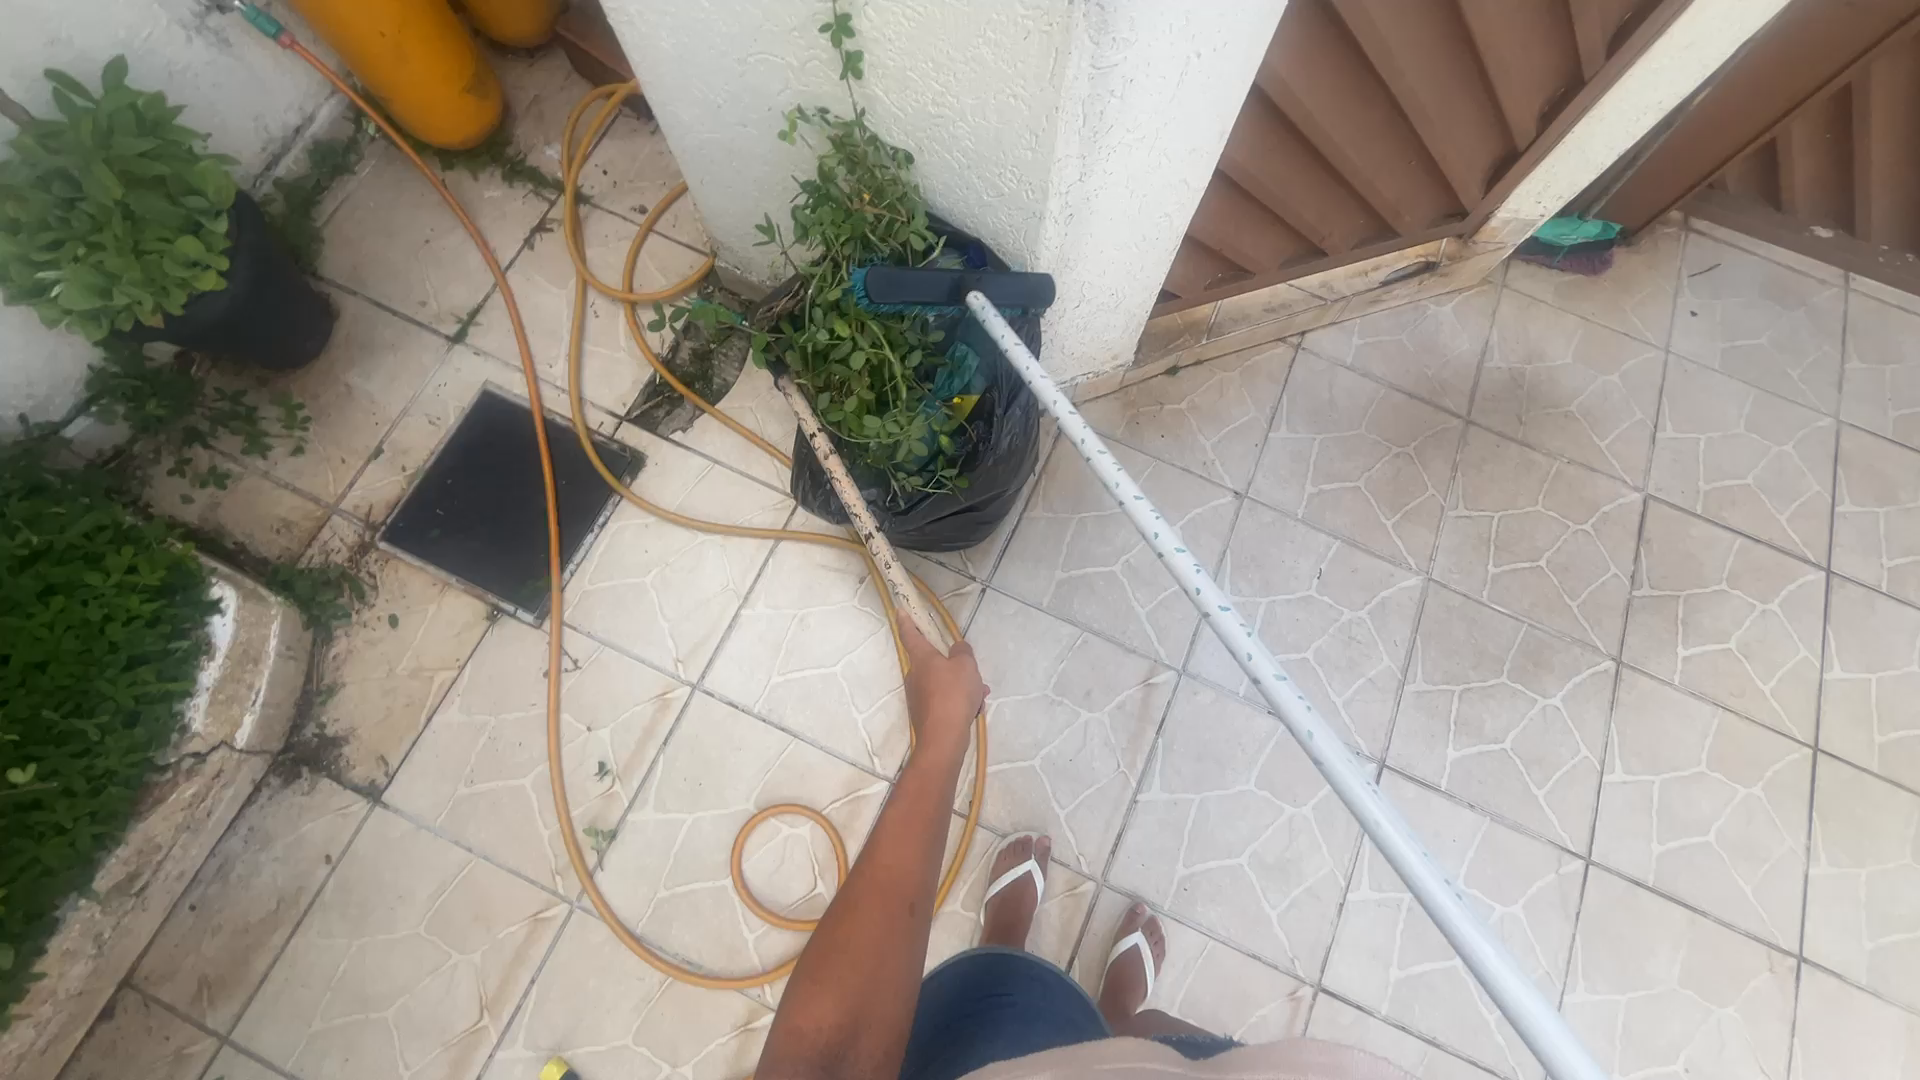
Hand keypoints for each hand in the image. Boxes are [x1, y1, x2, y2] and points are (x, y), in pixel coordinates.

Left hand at [898, 615, 986, 756]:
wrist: (944, 737)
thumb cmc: (953, 694)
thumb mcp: (966, 666)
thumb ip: (963, 652)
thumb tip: (958, 648)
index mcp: (922, 658)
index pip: (911, 634)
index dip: (907, 621)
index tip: (900, 610)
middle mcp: (915, 675)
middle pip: (934, 662)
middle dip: (955, 665)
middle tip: (974, 674)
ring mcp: (918, 695)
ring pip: (943, 682)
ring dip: (962, 685)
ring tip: (980, 695)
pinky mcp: (925, 713)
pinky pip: (944, 699)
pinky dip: (958, 700)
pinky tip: (973, 709)